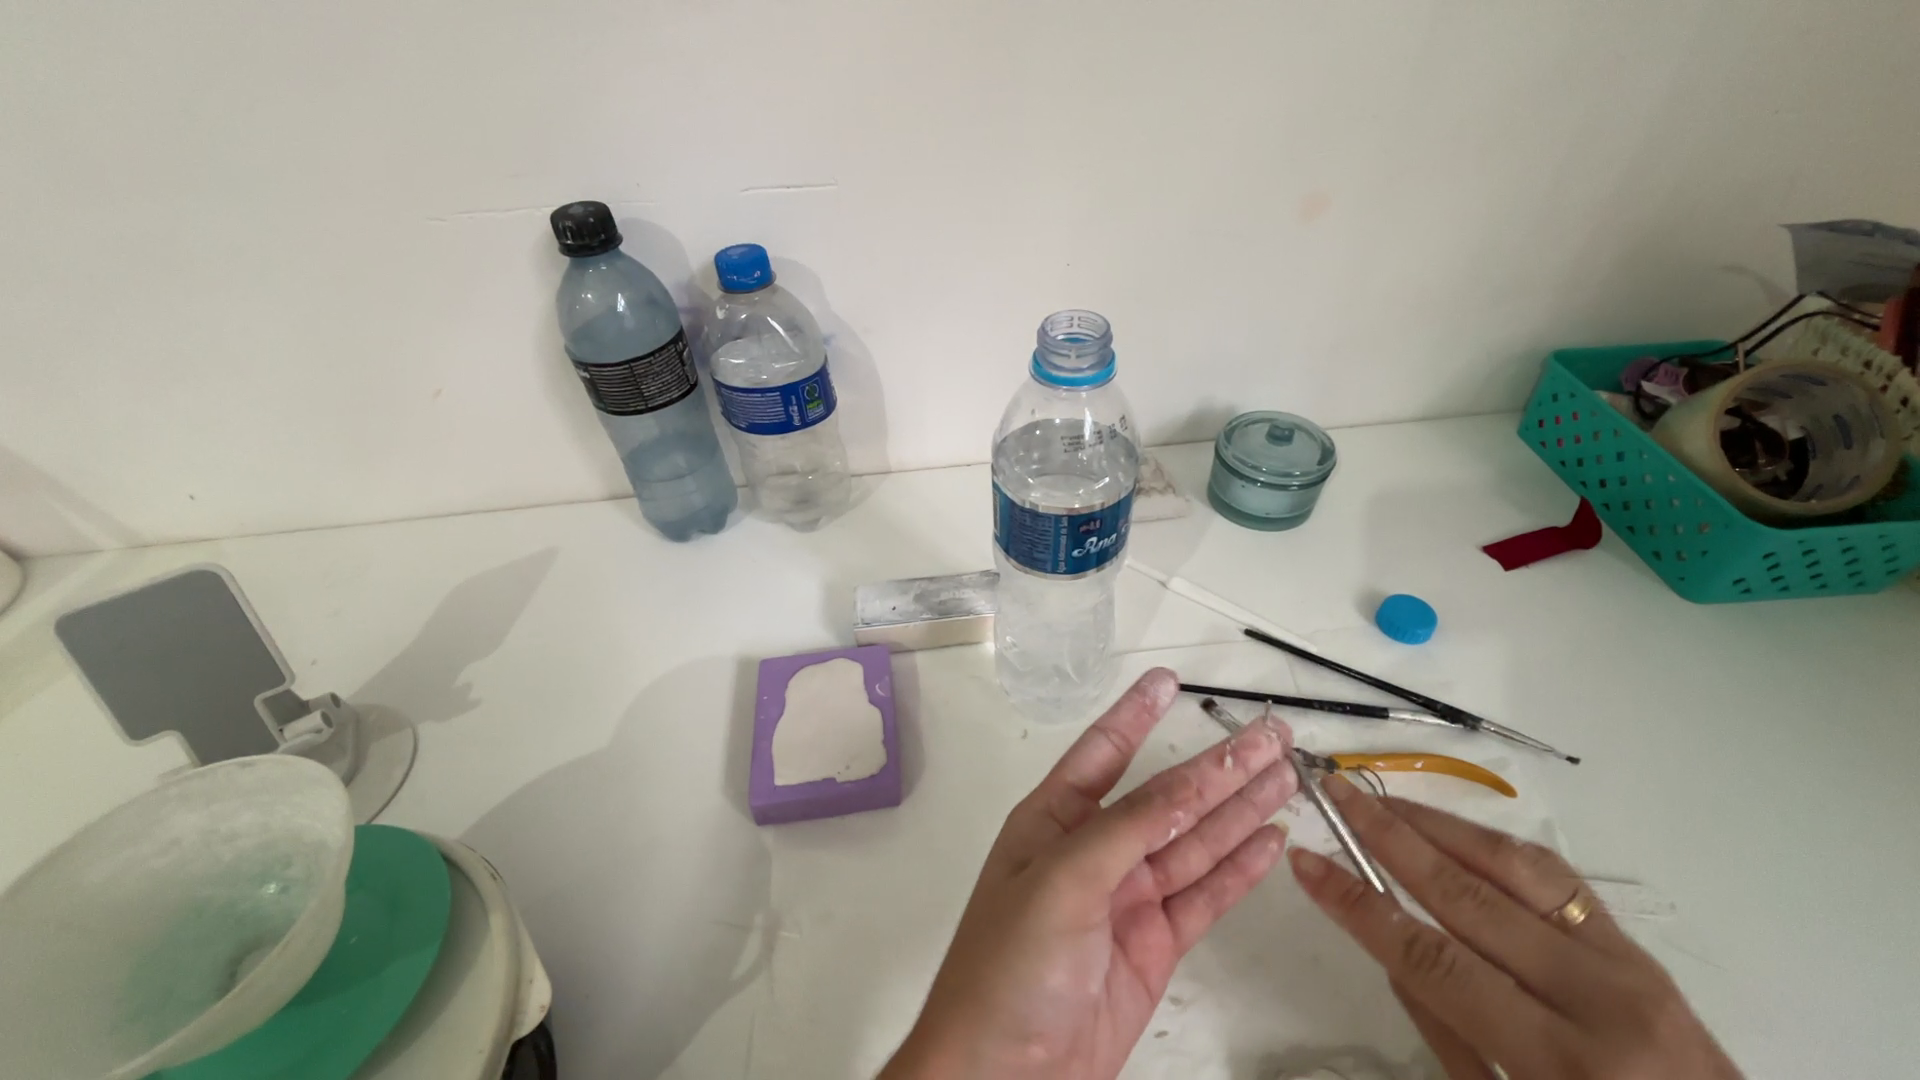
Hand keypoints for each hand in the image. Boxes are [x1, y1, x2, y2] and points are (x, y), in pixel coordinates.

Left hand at [882, 668, 1297, 1079]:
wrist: (1005, 1074)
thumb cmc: (1011, 965)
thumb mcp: (1063, 879)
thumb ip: (1128, 828)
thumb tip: (1187, 783)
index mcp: (1054, 821)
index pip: (1103, 752)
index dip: (1135, 714)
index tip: (1167, 681)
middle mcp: (1095, 850)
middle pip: (1168, 796)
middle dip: (1218, 763)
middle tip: (1270, 731)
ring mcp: (1128, 898)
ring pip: (1195, 841)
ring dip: (1240, 808)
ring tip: (1285, 772)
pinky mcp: (1155, 944)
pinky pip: (1205, 895)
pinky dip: (1239, 868)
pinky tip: (1270, 839)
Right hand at [1289, 776, 1742, 1078]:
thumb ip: (1448, 1033)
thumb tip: (1389, 946)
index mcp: (1561, 1061)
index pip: (1430, 958)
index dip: (1358, 904)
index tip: (1306, 862)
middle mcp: (1598, 999)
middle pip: (1466, 894)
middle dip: (1388, 837)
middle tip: (1335, 793)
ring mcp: (1629, 965)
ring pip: (1515, 867)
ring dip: (1437, 825)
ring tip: (1380, 800)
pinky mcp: (1642, 950)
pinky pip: (1557, 878)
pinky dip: (1492, 845)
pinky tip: (1450, 829)